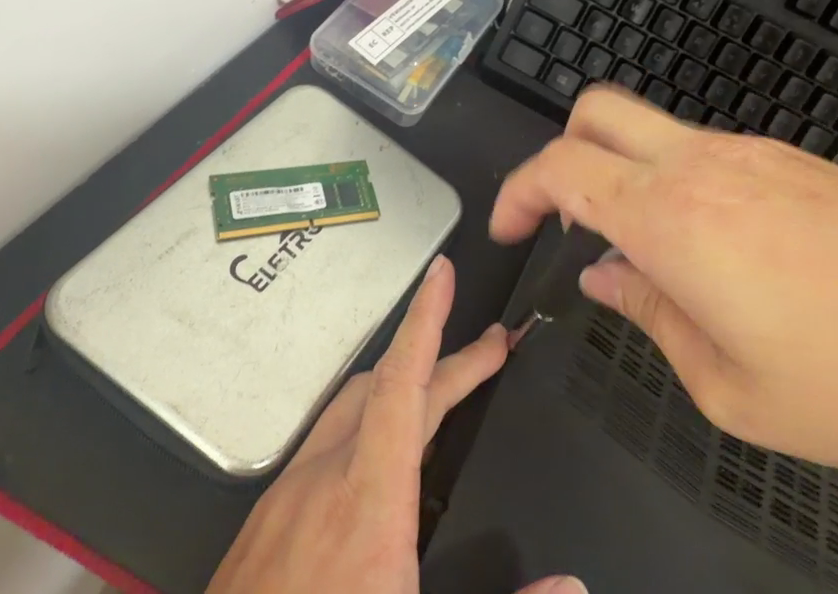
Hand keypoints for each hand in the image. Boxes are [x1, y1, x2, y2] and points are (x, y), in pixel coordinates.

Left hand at [206, 256, 585, 593]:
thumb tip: (570, 584)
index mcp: (367, 502)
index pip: (401, 386)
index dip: (426, 321)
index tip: (441, 275)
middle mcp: (322, 482)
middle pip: (385, 388)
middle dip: (442, 356)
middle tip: (491, 347)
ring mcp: (287, 497)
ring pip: (349, 410)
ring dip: (401, 387)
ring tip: (442, 389)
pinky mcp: (266, 519)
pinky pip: (323, 444)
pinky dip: (364, 423)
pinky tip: (378, 454)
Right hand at [489, 87, 837, 492]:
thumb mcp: (733, 390)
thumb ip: (652, 317)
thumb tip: (606, 276)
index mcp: (677, 218)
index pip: (562, 166)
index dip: (516, 192)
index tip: (506, 231)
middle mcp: (712, 165)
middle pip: (598, 110)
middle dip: (558, 155)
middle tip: (558, 221)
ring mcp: (763, 155)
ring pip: (655, 129)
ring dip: (622, 173)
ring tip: (642, 258)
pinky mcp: (804, 162)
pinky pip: (710, 153)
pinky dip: (677, 183)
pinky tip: (712, 255)